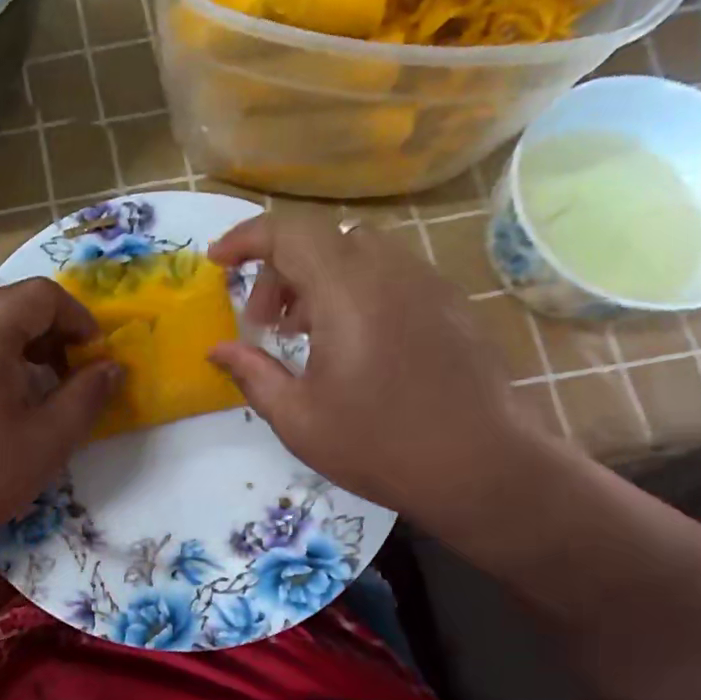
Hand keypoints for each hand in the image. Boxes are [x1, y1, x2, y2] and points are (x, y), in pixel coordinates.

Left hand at [0, 281, 118, 583]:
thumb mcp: (48, 441)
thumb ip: (88, 395)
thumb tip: (110, 366)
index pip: (42, 296)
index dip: (78, 319)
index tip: (93, 355)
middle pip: (4, 298)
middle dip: (43, 326)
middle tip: (60, 370)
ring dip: (0, 323)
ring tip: (13, 365)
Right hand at [207, 214, 560, 535]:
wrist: (483, 467)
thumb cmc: (380, 445)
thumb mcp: (299, 418)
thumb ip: (253, 374)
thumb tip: (217, 350)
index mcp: (346, 291)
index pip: (288, 231)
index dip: (245, 239)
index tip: (218, 264)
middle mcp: (390, 271)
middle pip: (321, 242)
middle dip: (280, 272)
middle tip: (263, 325)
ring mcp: (428, 284)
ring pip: (359, 255)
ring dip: (320, 282)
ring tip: (307, 335)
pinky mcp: (451, 304)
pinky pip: (392, 276)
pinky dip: (358, 292)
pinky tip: (357, 345)